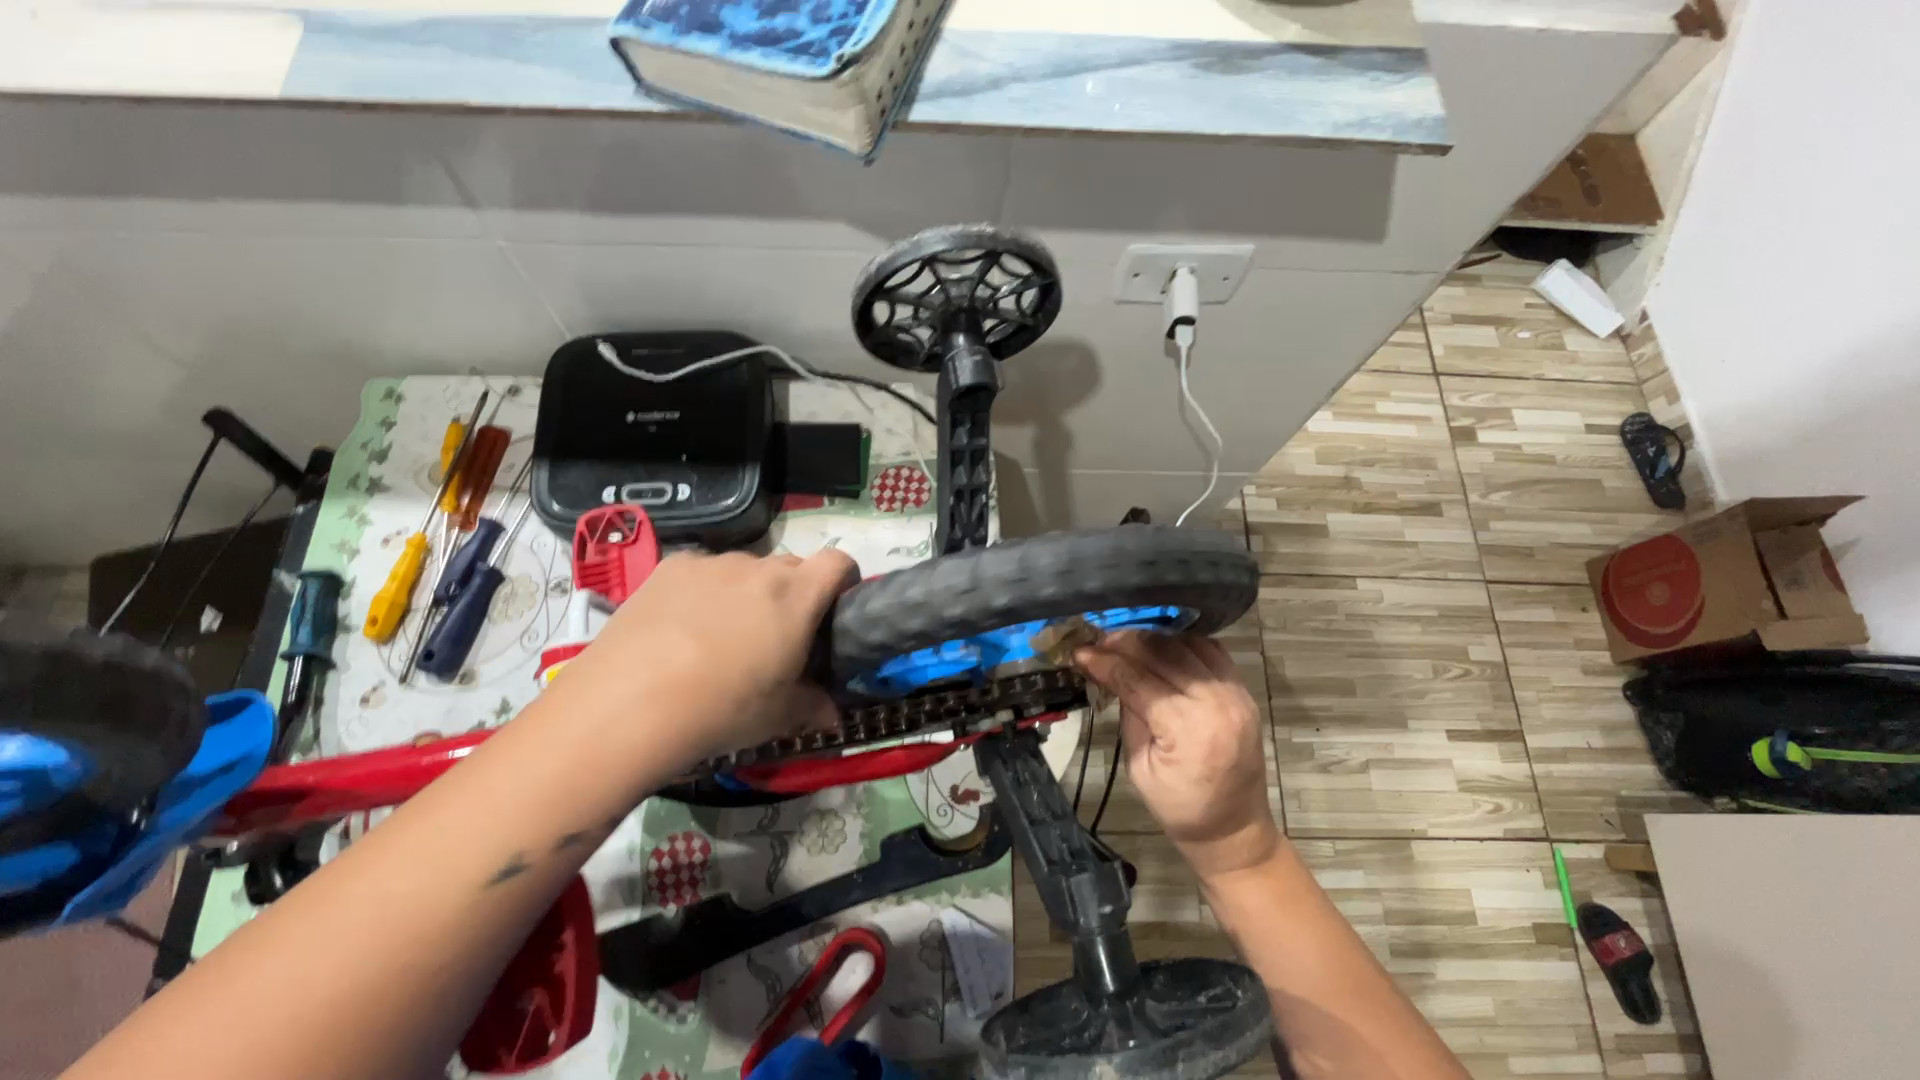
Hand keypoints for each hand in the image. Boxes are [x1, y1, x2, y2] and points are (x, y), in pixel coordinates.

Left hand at [556, 549, 858, 762]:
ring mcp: (710, 564)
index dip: (843, 580)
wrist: (630, 704)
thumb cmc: (722, 709)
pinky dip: (702, 592)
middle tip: (774, 638)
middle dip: (792, 595)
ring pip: (743, 570)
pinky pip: (701, 573)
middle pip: (790, 567)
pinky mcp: (668, 568)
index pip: (839, 562)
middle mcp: (758, 568)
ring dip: (745, 594)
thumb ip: (813, 707)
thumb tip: (832, 715)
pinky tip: (679, 629)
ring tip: (719, 636)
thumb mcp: (778, 717)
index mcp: (797, 597)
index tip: (833, 611)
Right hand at [1075, 631, 1280, 879]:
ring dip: (1153, 638)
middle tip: (1097, 641)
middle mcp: (1216, 701)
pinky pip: (1211, 652)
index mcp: (1188, 727)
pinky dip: (1183, 644)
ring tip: (1125, 642)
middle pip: (1163, 653)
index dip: (1105, 663)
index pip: (1138, 678)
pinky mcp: (1243, 691)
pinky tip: (1161, 648)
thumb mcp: (1139, 767)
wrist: (1233, 827)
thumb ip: (1128, 714)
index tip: (1079, 652)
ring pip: (1188, 645)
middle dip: (1125, 643)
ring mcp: (1235, 693)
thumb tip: (1108, 673)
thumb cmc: (1179, 807)